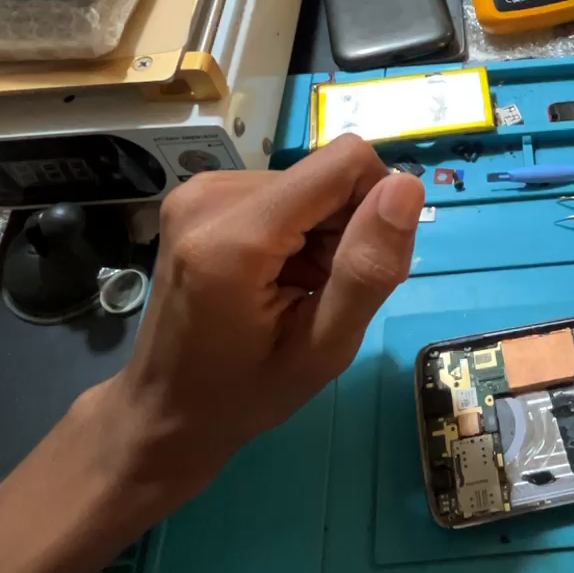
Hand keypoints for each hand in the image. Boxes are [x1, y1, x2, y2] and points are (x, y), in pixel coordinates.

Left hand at [94, 135, 425, 500]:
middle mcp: (211, 194)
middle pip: (328, 175)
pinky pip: (286, 189)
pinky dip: (298, 229)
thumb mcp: (325, 349)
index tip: (356, 266)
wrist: (165, 410)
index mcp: (235, 237)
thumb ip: (367, 268)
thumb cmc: (247, 392)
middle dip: (344, 228)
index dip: (373, 206)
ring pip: (311, 182)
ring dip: (322, 232)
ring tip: (297, 288)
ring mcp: (201, 190)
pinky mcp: (203, 193)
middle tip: (320, 291)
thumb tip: (408, 186)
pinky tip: (278, 274)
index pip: (345, 162)